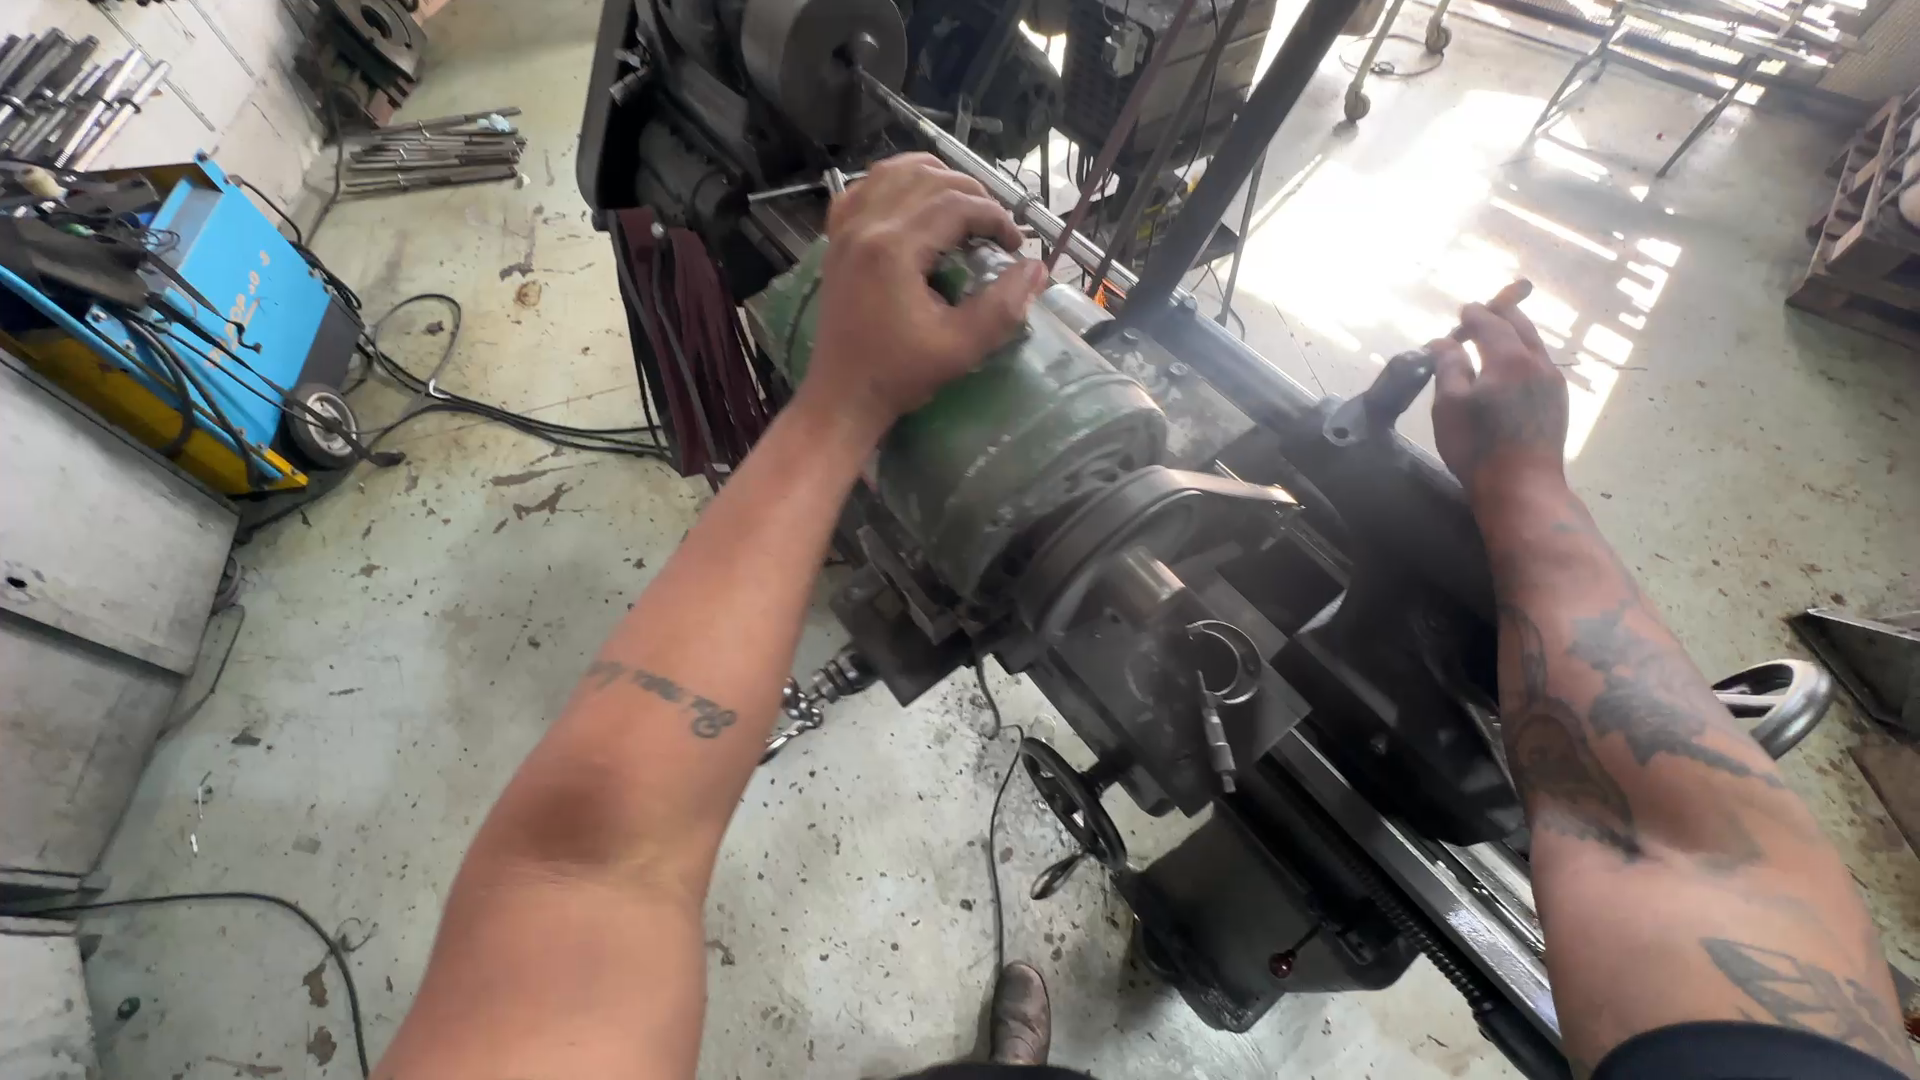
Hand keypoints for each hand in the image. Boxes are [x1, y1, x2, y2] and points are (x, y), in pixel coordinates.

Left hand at [804, 152, 1047, 430]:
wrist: (843, 397)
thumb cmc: (898, 376)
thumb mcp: (959, 348)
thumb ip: (1002, 307)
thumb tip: (1036, 269)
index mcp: (893, 248)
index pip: (956, 204)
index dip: (995, 217)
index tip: (1016, 245)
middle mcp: (865, 225)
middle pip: (928, 178)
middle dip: (972, 194)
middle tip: (996, 229)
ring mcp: (845, 230)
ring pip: (894, 172)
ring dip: (936, 179)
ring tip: (963, 208)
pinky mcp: (836, 242)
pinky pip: (864, 189)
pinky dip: (894, 186)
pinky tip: (914, 206)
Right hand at [1430, 280, 1569, 502]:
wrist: (1520, 483)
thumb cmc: (1476, 444)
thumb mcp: (1449, 404)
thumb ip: (1448, 367)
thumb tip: (1445, 341)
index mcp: (1509, 359)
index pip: (1491, 325)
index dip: (1475, 315)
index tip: (1463, 309)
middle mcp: (1538, 364)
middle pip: (1521, 329)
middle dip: (1502, 315)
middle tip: (1486, 309)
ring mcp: (1552, 384)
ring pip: (1534, 346)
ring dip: (1515, 335)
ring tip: (1499, 334)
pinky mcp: (1556, 403)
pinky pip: (1539, 365)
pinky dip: (1523, 355)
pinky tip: (1513, 367)